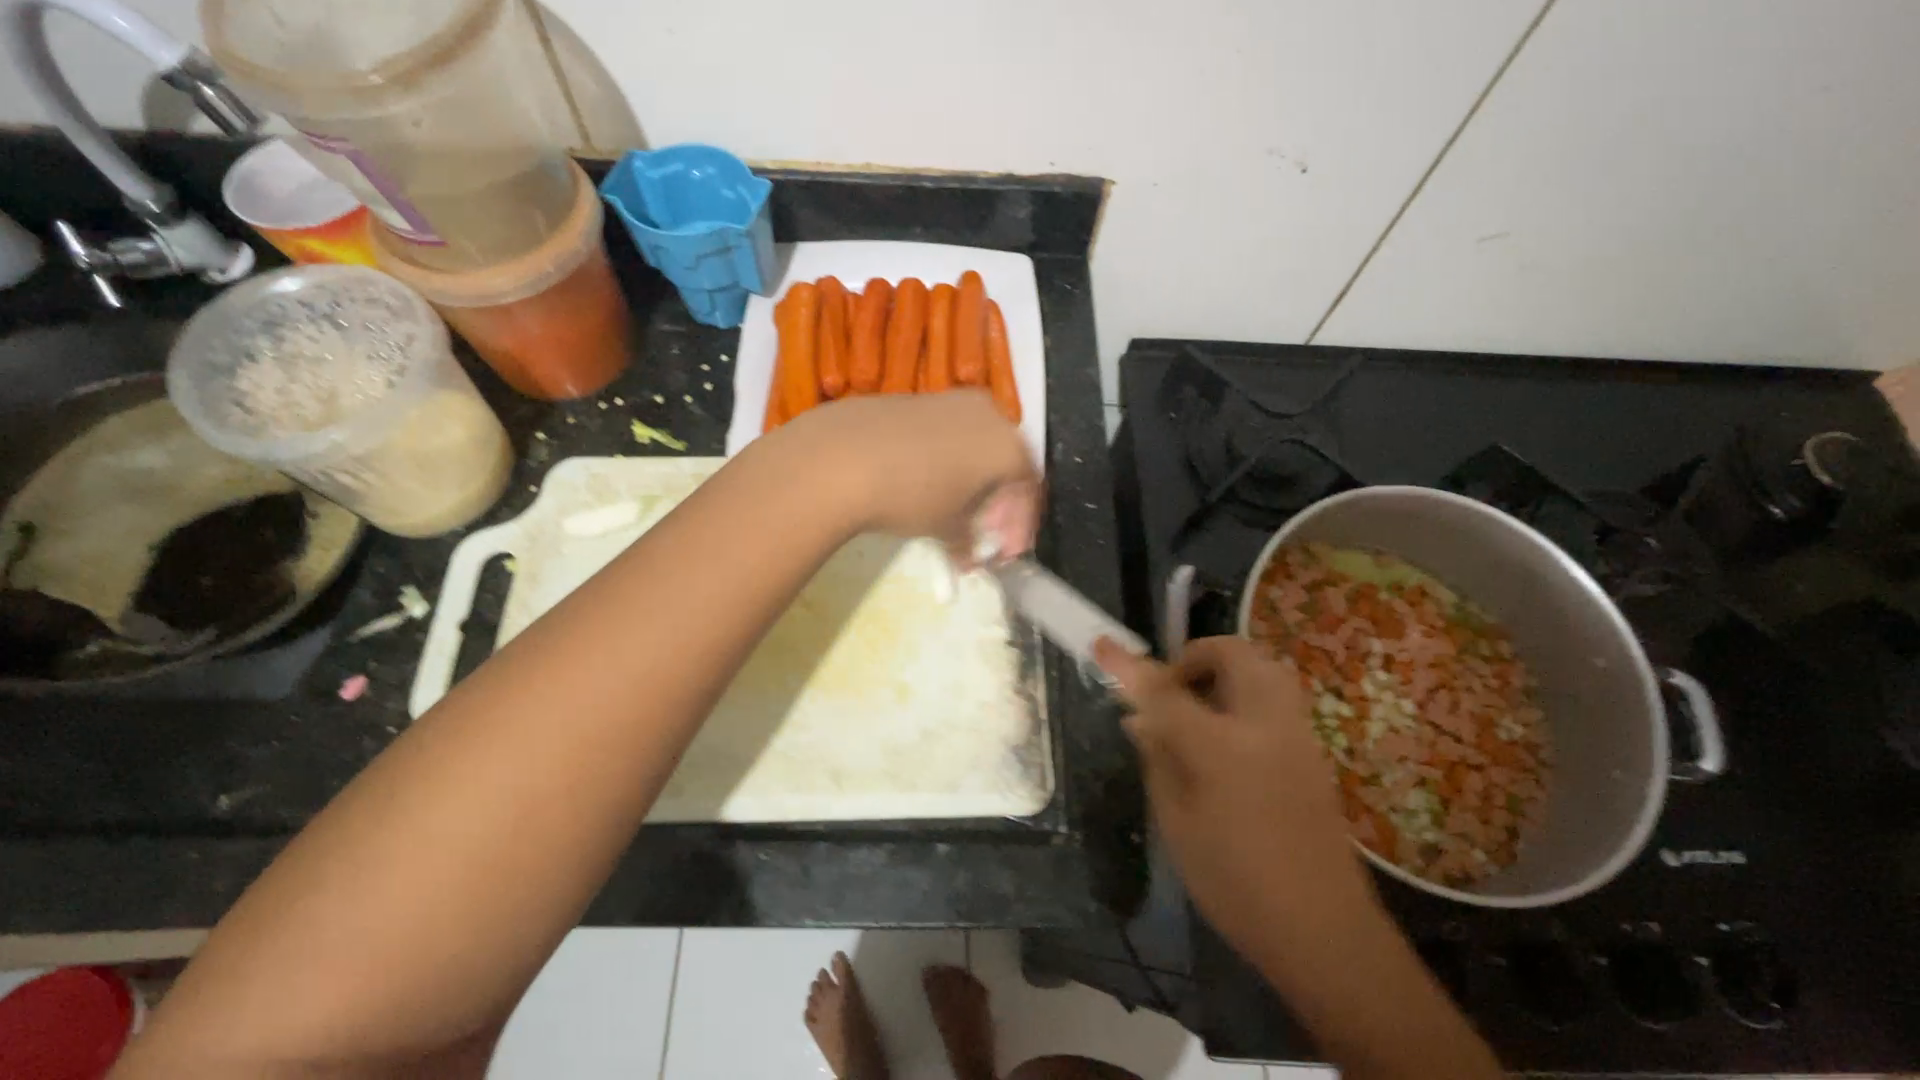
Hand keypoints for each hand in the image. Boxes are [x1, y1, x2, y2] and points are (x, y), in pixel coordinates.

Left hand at [781, 391, 1038, 561]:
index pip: (1029, 487)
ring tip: (950, 515)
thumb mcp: (946, 527)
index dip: (1020, 524)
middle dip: (996, 504)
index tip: (1005, 553)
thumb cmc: (912, 494)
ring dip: (969, 484)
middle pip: (1003, 463)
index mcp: (1008, 443)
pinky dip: (943, 464)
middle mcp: (988, 414)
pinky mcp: (913, 400)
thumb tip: (969, 557)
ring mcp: (948, 401)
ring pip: (973, 447)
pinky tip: (922, 487)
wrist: (841, 456)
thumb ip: (967, 542)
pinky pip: (943, 436)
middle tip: (982, 535)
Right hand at [1094, 636, 1376, 954]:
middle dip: (1194, 656)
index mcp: (1221, 747)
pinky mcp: (1313, 752)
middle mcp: (1265, 725)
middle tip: (1168, 692)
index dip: (1129, 666)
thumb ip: (1158, 759)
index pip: (1164, 690)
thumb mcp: (1176, 824)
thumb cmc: (1234, 883)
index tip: (1102, 644)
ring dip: (1225, 672)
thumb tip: (1140, 719)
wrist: (1322, 928)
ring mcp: (1297, 735)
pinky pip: (1276, 698)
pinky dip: (1244, 697)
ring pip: (1262, 668)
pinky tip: (1225, 741)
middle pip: (1232, 653)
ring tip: (1196, 713)